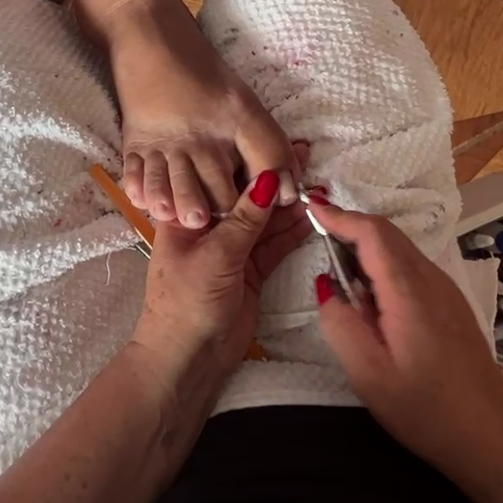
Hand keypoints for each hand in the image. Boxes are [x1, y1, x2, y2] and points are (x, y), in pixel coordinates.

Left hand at [132, 165, 311, 376]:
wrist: (186, 359)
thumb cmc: (186, 301)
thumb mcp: (216, 254)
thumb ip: (245, 219)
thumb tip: (268, 178)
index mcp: (189, 214)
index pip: (221, 179)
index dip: (249, 161)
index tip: (277, 143)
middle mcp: (210, 227)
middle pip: (246, 197)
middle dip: (274, 179)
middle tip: (305, 155)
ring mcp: (231, 250)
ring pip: (264, 221)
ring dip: (288, 205)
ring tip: (316, 183)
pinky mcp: (249, 272)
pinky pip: (272, 246)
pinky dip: (291, 232)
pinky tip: (311, 215)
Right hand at [310, 201, 502, 472]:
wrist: (494, 441)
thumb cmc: (428, 412)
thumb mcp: (369, 375)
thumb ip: (339, 324)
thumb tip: (326, 285)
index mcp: (409, 292)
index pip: (372, 232)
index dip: (339, 216)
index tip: (310, 209)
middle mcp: (432, 280)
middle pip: (387, 233)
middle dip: (351, 225)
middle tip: (316, 233)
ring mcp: (446, 291)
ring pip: (401, 248)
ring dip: (367, 246)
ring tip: (337, 266)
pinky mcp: (452, 305)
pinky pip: (412, 267)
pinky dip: (384, 264)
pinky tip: (371, 295)